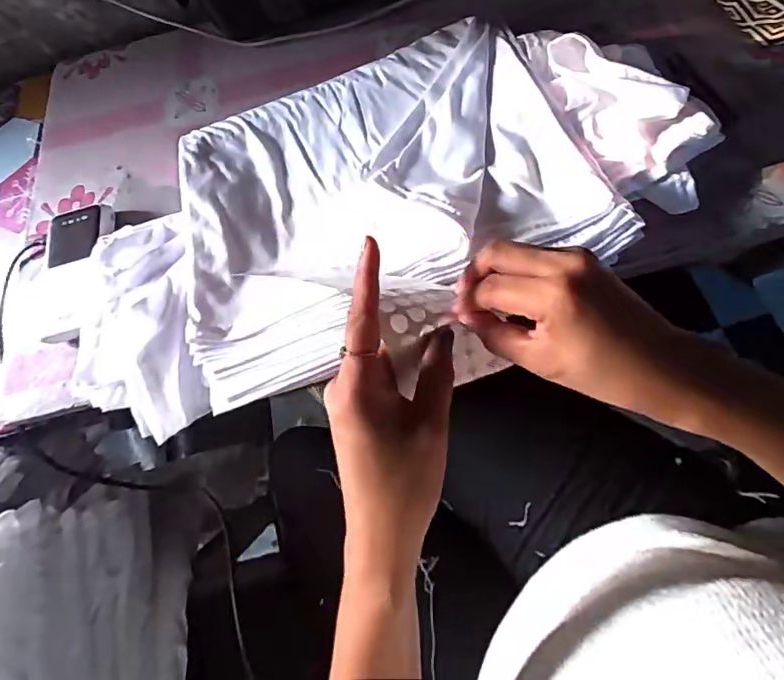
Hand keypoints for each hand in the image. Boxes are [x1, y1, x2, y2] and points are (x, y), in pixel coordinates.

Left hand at [326, 237, 453, 577]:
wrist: (380, 538)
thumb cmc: (406, 483)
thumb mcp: (431, 424)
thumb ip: (435, 373)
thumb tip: (440, 333)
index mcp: (356, 384)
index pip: (362, 319)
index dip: (367, 279)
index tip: (369, 244)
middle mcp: (342, 385)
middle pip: (367, 334)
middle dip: (392, 309)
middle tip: (422, 286)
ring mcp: (344, 400)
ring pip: (373, 355)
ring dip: (398, 339)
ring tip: (427, 319)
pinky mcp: (353, 412)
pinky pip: (373, 373)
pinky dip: (395, 361)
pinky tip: (419, 357)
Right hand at [453, 241, 711, 421]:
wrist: (664, 364)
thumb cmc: (604, 375)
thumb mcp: (541, 363)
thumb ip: (496, 335)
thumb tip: (466, 316)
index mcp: (553, 295)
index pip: (491, 286)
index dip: (468, 301)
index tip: (458, 316)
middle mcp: (561, 263)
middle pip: (497, 251)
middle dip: (474, 273)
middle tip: (467, 299)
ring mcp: (574, 255)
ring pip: (515, 249)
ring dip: (495, 269)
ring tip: (489, 299)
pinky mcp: (583, 256)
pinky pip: (535, 254)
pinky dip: (518, 269)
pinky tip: (517, 295)